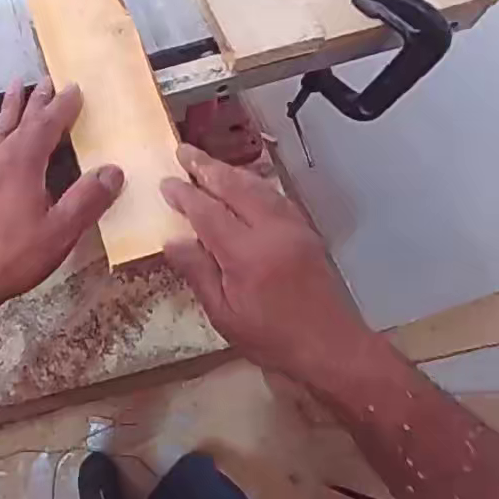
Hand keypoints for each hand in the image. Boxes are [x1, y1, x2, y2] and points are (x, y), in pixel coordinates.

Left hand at [0, 79, 122, 321]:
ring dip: (9, 107)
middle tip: (48, 80)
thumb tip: (113, 170)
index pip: (47, 125)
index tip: (76, 90)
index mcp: (23, 163)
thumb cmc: (15, 256)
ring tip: (15, 86)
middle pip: (21, 120)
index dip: (63, 107)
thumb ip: (87, 199)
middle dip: (37, 100)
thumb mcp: (61, 231)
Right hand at [159, 144, 373, 383]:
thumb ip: (198, 273)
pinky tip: (243, 185)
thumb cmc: (271, 339)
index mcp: (246, 255)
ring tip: (207, 163)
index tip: (166, 182)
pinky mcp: (306, 232)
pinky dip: (254, 184)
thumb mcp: (223, 315)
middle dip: (207, 167)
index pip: (208, 212)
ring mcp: (294, 228)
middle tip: (183, 151)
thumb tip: (172, 241)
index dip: (185, 195)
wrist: (332, 347)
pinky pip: (276, 197)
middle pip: (235, 187)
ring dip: (230, 172)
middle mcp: (272, 231)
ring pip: (258, 187)